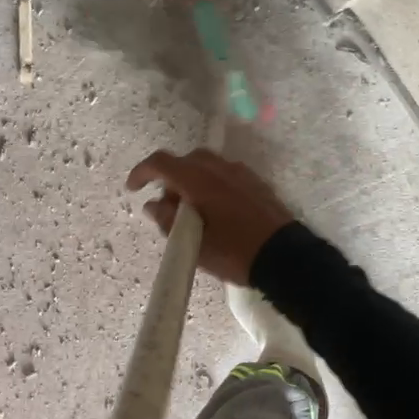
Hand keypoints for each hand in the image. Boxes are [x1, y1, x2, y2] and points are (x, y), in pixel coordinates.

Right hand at [125, 148, 295, 283]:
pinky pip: (224, 175)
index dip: (142, 172)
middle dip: (170, 180)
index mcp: (199, 180)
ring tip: (192, 213)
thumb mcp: (194, 244)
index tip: (133, 188)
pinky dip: (211, 186)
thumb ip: (168, 221)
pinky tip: (216, 212)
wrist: (284, 256)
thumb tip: (153, 205)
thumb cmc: (234, 252)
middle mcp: (218, 168)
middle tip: (168, 208)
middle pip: (185, 161)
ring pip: (206, 166)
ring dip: (192, 182)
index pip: (161, 162)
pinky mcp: (255, 182)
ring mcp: (240, 173)